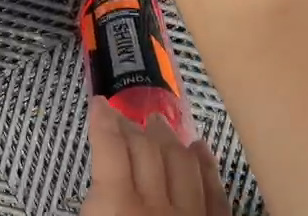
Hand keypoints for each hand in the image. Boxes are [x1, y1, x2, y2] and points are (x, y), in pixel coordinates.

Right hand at [81, 98, 231, 215]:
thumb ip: (92, 202)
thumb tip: (92, 183)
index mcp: (116, 206)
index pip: (110, 147)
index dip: (102, 120)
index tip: (99, 103)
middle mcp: (156, 205)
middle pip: (146, 149)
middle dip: (132, 126)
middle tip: (123, 117)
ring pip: (183, 163)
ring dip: (170, 139)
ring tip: (158, 123)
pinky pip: (215, 193)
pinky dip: (208, 168)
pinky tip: (201, 150)